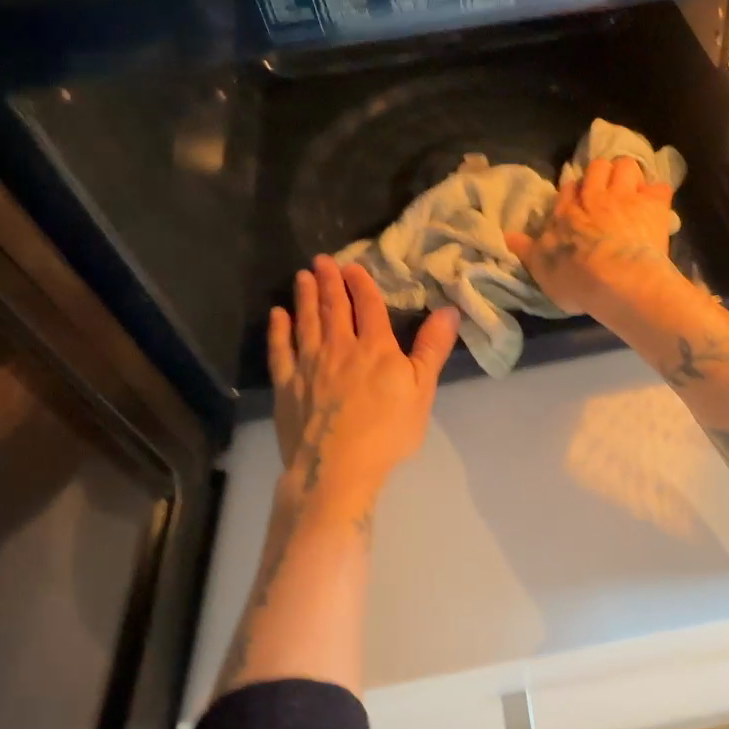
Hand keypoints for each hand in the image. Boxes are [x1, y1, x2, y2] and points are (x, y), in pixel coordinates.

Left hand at [267, 256, 459, 521]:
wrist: (337, 468)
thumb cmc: (387, 432)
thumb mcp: (421, 390)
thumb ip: (433, 348)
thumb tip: (450, 309)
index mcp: (376, 348)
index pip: (368, 306)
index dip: (361, 284)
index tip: (353, 265)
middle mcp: (340, 348)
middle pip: (335, 309)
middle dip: (330, 282)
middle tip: (322, 260)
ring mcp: (309, 365)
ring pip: (307, 322)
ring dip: (306, 297)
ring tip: (303, 277)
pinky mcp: (287, 385)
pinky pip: (281, 350)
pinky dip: (279, 330)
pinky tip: (278, 315)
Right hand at [507, 156, 681, 315]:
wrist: (618, 281)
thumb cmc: (576, 279)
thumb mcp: (541, 269)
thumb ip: (527, 250)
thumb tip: (507, 236)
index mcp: (566, 211)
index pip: (569, 188)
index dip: (575, 191)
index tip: (578, 199)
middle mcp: (595, 197)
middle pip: (598, 168)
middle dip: (602, 174)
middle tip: (607, 190)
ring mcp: (626, 197)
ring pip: (626, 166)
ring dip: (629, 175)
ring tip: (632, 190)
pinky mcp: (653, 206)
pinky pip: (660, 187)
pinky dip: (658, 193)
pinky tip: (657, 204)